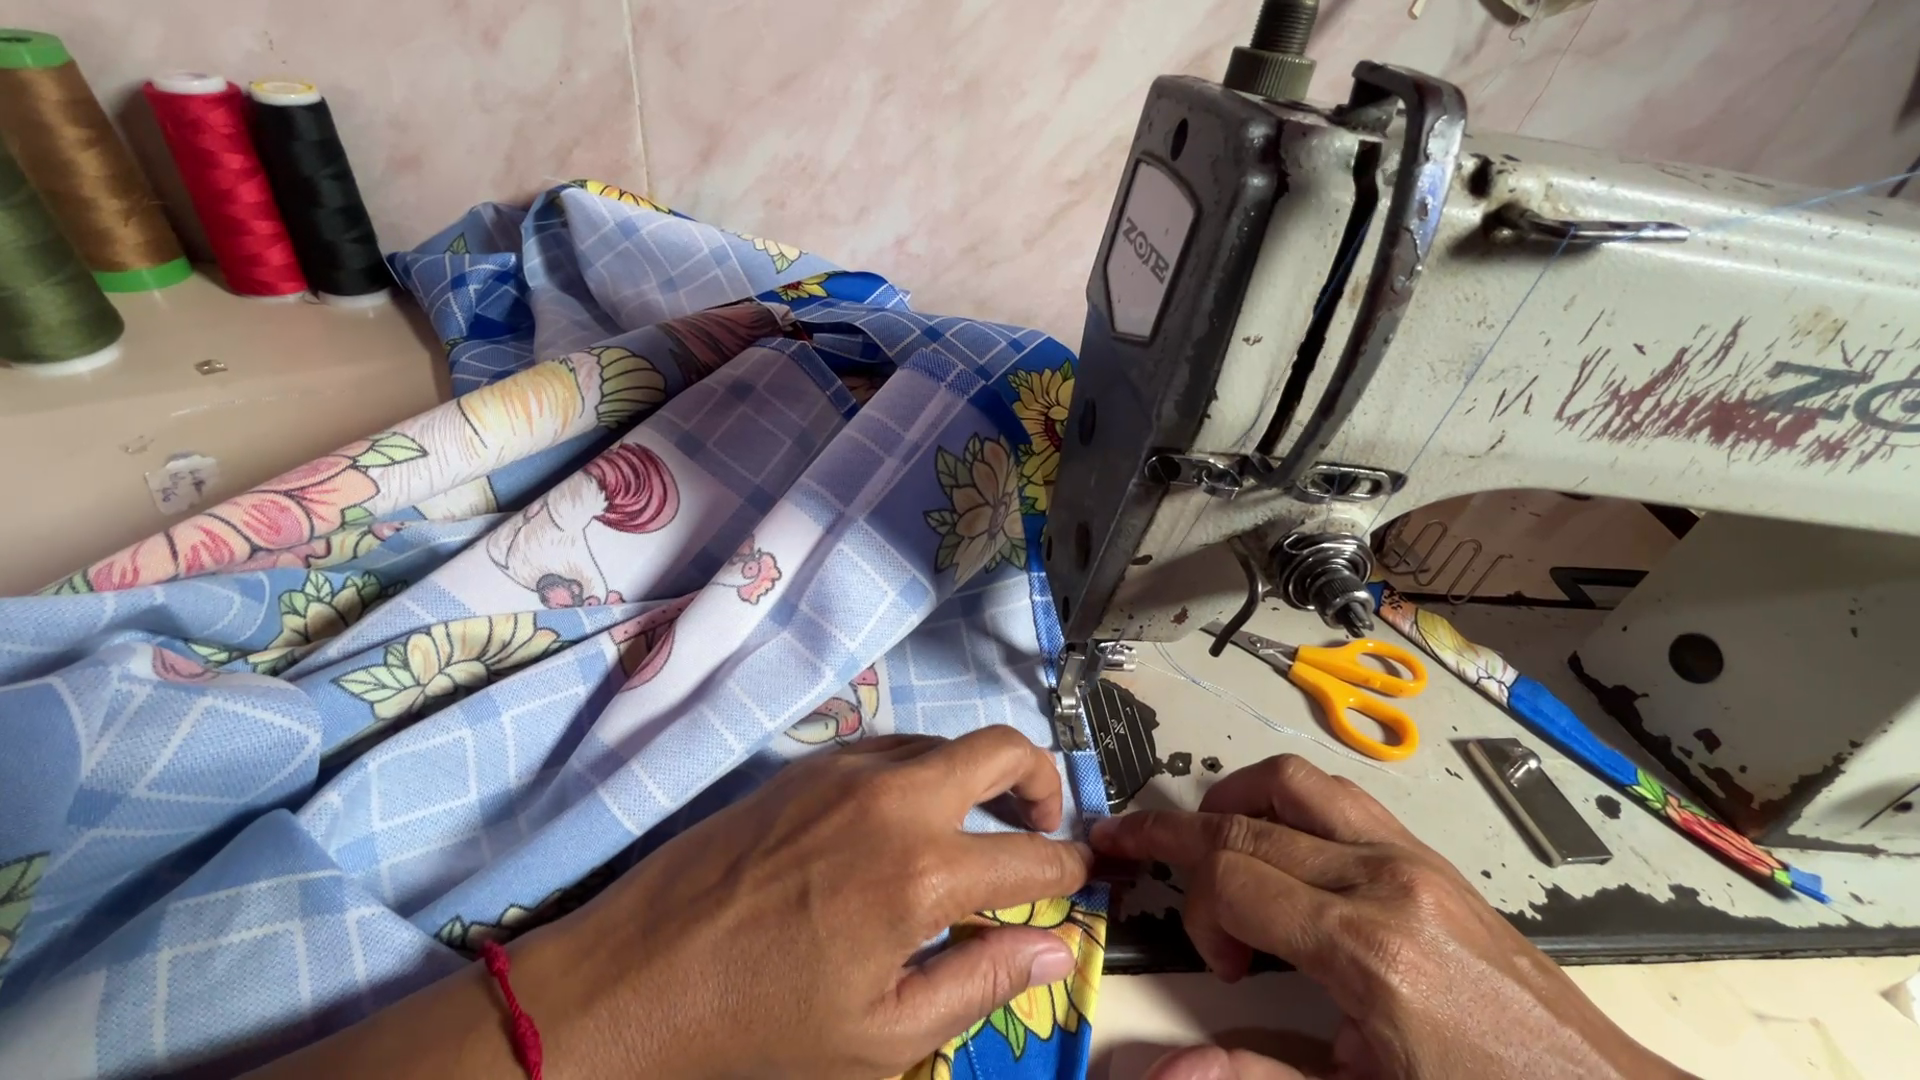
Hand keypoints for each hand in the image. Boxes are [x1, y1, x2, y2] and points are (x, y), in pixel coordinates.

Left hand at [527, 727, 1093, 1078]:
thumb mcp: (884, 1035)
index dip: (1069, 867)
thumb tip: (1053, 946)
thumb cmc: (762, 1021)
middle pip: (1002, 748)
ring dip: (979, 776)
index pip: (1032, 854)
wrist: (642, 972)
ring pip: (947, 743)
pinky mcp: (811, 764)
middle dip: (1042, 781)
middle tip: (1041, 825)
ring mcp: (848, 770)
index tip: (1078, 876)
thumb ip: (982, 981)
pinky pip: (893, 748)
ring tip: (975, 829)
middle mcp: (894, 799)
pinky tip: (906, 822)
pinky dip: (924, 773)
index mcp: (920, 873)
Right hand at [1092, 755, 1688, 1079]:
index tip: (1199, 944)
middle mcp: (1385, 880)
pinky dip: (1285, 806)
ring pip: (1295, 782)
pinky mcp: (1434, 857)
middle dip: (1180, 833)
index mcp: (1366, 949)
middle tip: (1142, 856)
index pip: (1231, 873)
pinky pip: (1339, 799)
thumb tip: (1156, 1077)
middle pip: (1248, 819)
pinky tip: (1280, 856)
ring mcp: (1415, 858)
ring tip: (1209, 842)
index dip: (1189, 901)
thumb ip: (1255, 1078)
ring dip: (1235, 799)